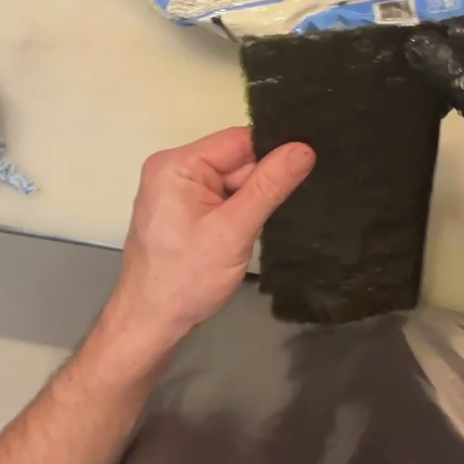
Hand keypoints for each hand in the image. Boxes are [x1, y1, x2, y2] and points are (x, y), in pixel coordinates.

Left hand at [103, 127, 314, 348]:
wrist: (152, 323)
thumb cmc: (188, 278)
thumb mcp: (234, 230)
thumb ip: (269, 186)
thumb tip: (305, 148)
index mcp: (177, 164)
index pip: (239, 141)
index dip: (274, 151)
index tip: (311, 161)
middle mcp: (173, 168)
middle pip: (236, 159)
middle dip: (263, 181)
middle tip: (298, 199)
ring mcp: (177, 190)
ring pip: (233, 180)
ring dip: (253, 198)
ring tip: (277, 216)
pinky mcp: (184, 210)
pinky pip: (222, 196)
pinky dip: (241, 210)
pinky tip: (254, 225)